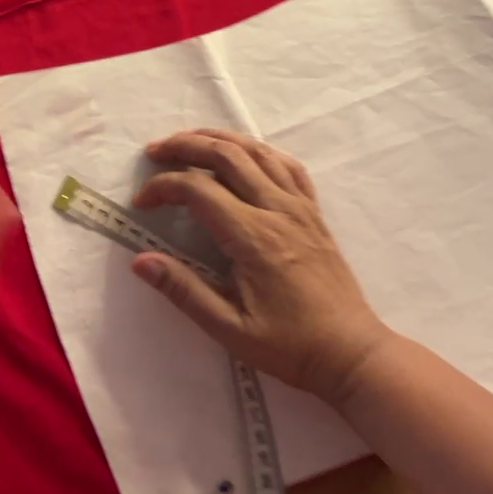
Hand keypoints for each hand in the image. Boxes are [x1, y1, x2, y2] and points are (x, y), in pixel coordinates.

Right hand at [130, 130, 393, 404]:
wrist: (353, 355)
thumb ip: (183, 290)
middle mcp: (277, 211)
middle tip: (154, 152)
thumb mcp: (230, 329)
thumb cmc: (290, 346)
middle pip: (225, 155)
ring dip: (216, 138)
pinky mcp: (313, 212)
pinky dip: (257, 150)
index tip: (141, 203)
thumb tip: (139, 261)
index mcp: (254, 238)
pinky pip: (285, 165)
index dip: (162, 187)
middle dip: (183, 145)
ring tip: (187, 140)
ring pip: (255, 151)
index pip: (197, 190)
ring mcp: (300, 207)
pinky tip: (240, 153)